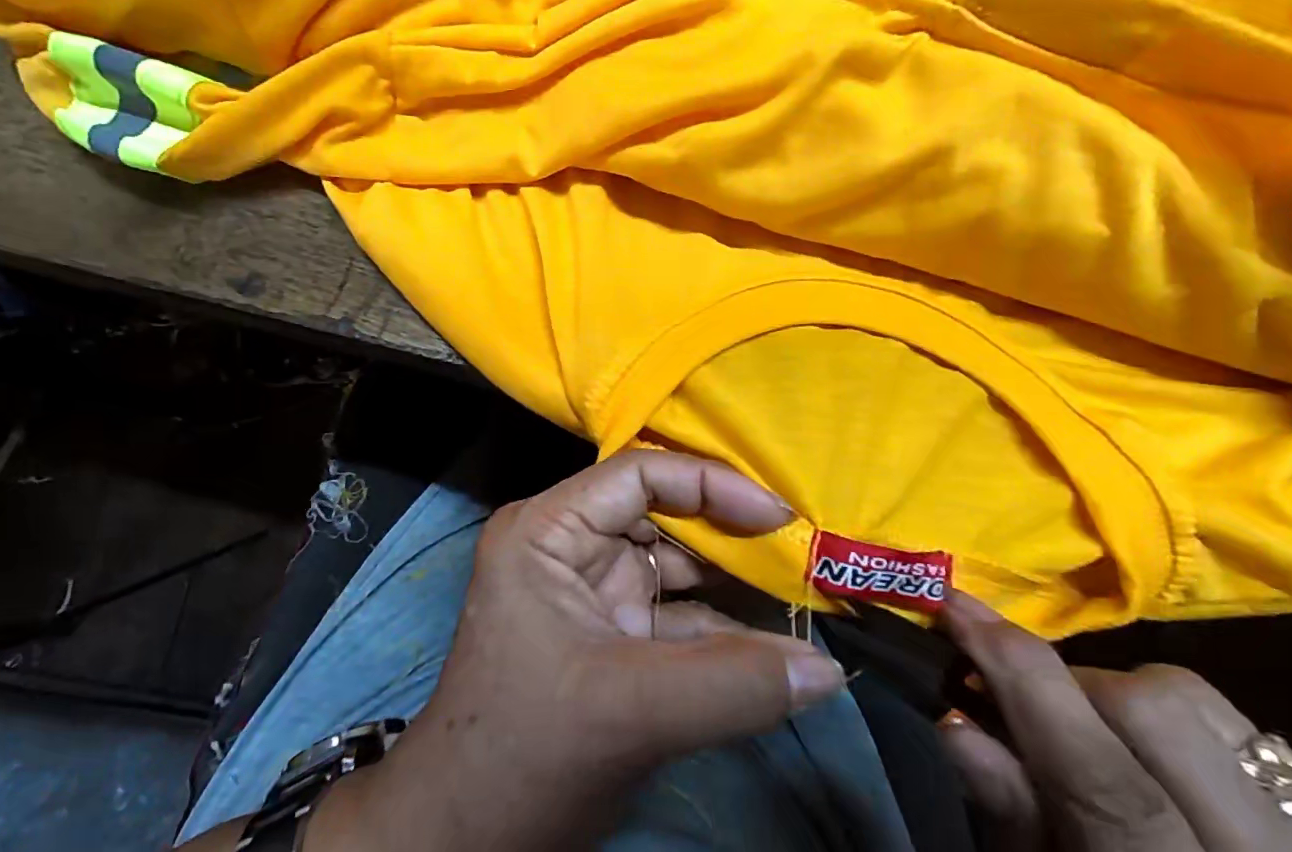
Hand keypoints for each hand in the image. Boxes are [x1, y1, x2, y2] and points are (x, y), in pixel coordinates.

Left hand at [304, 450, 848, 851]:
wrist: (466, 844)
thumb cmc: (523, 752)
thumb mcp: (626, 710)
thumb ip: (729, 685)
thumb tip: (825, 669)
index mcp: (550, 531)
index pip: (639, 476)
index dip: (711, 485)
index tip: (776, 516)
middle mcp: (573, 548)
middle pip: (667, 517)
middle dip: (733, 534)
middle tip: (802, 549)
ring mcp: (597, 594)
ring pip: (681, 568)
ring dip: (739, 582)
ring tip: (803, 586)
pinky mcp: (618, 639)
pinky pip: (684, 618)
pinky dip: (730, 631)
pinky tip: (779, 644)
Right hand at [938, 591, 1291, 851]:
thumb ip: (1020, 826)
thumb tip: (955, 720)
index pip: (1104, 784)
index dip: (1024, 683)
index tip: (955, 605)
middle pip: (1156, 711)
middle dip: (1069, 686)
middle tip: (1026, 706)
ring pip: (1204, 702)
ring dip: (1122, 698)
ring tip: (1097, 736)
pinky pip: (1250, 729)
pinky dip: (1181, 723)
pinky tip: (1168, 763)